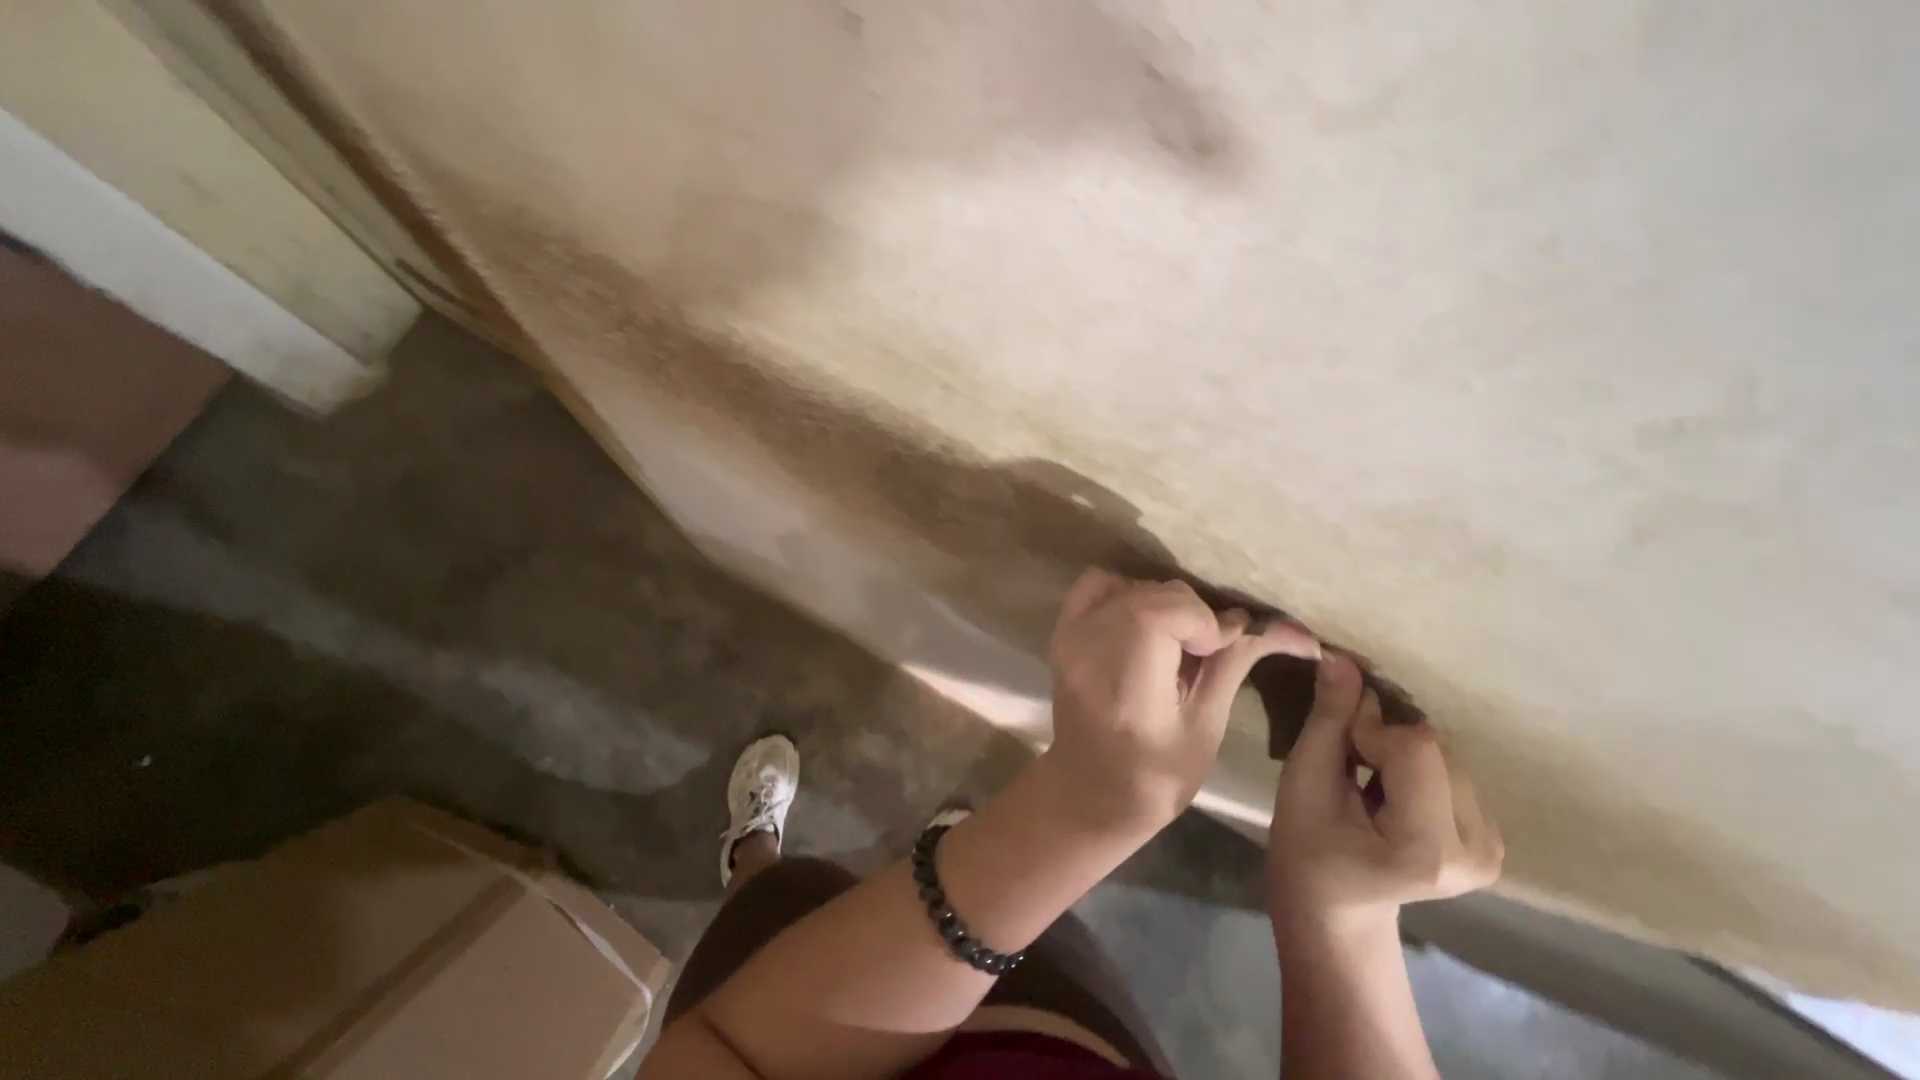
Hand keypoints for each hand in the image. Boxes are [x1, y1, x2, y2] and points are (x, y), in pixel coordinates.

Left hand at [1042, 569, 1319, 831]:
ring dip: (1163, 603)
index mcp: (1126, 683)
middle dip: (1190, 613)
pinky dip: (1126, 591)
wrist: (1089, 792)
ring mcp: (1069, 637)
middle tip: (1205, 651)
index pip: (1165, 611)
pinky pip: (1097, 583)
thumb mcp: (1205, 727)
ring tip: (1175, 642)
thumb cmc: (1155, 777)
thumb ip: (1233, 664)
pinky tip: (1145, 622)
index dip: (1203, 620)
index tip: (1220, 648)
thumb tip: (1283, 625)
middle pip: (1152, 594)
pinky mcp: (1062, 632)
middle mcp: (1089, 649)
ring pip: (1131, 585)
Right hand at [1267, 654, 1503, 932]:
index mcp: (1430, 849)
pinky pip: (1454, 771)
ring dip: (1401, 752)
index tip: (1337, 752)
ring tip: (1368, 783)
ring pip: (1447, 754)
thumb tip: (1343, 658)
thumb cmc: (1306, 853)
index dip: (1368, 731)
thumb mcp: (1303, 785)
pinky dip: (1417, 768)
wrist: (1336, 912)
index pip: (1416, 747)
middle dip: (1385, 741)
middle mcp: (1478, 850)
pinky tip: (1391, 794)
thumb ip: (1328, 721)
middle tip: (1349, 767)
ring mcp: (1493, 848)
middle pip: (1435, 747)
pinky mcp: (1494, 841)